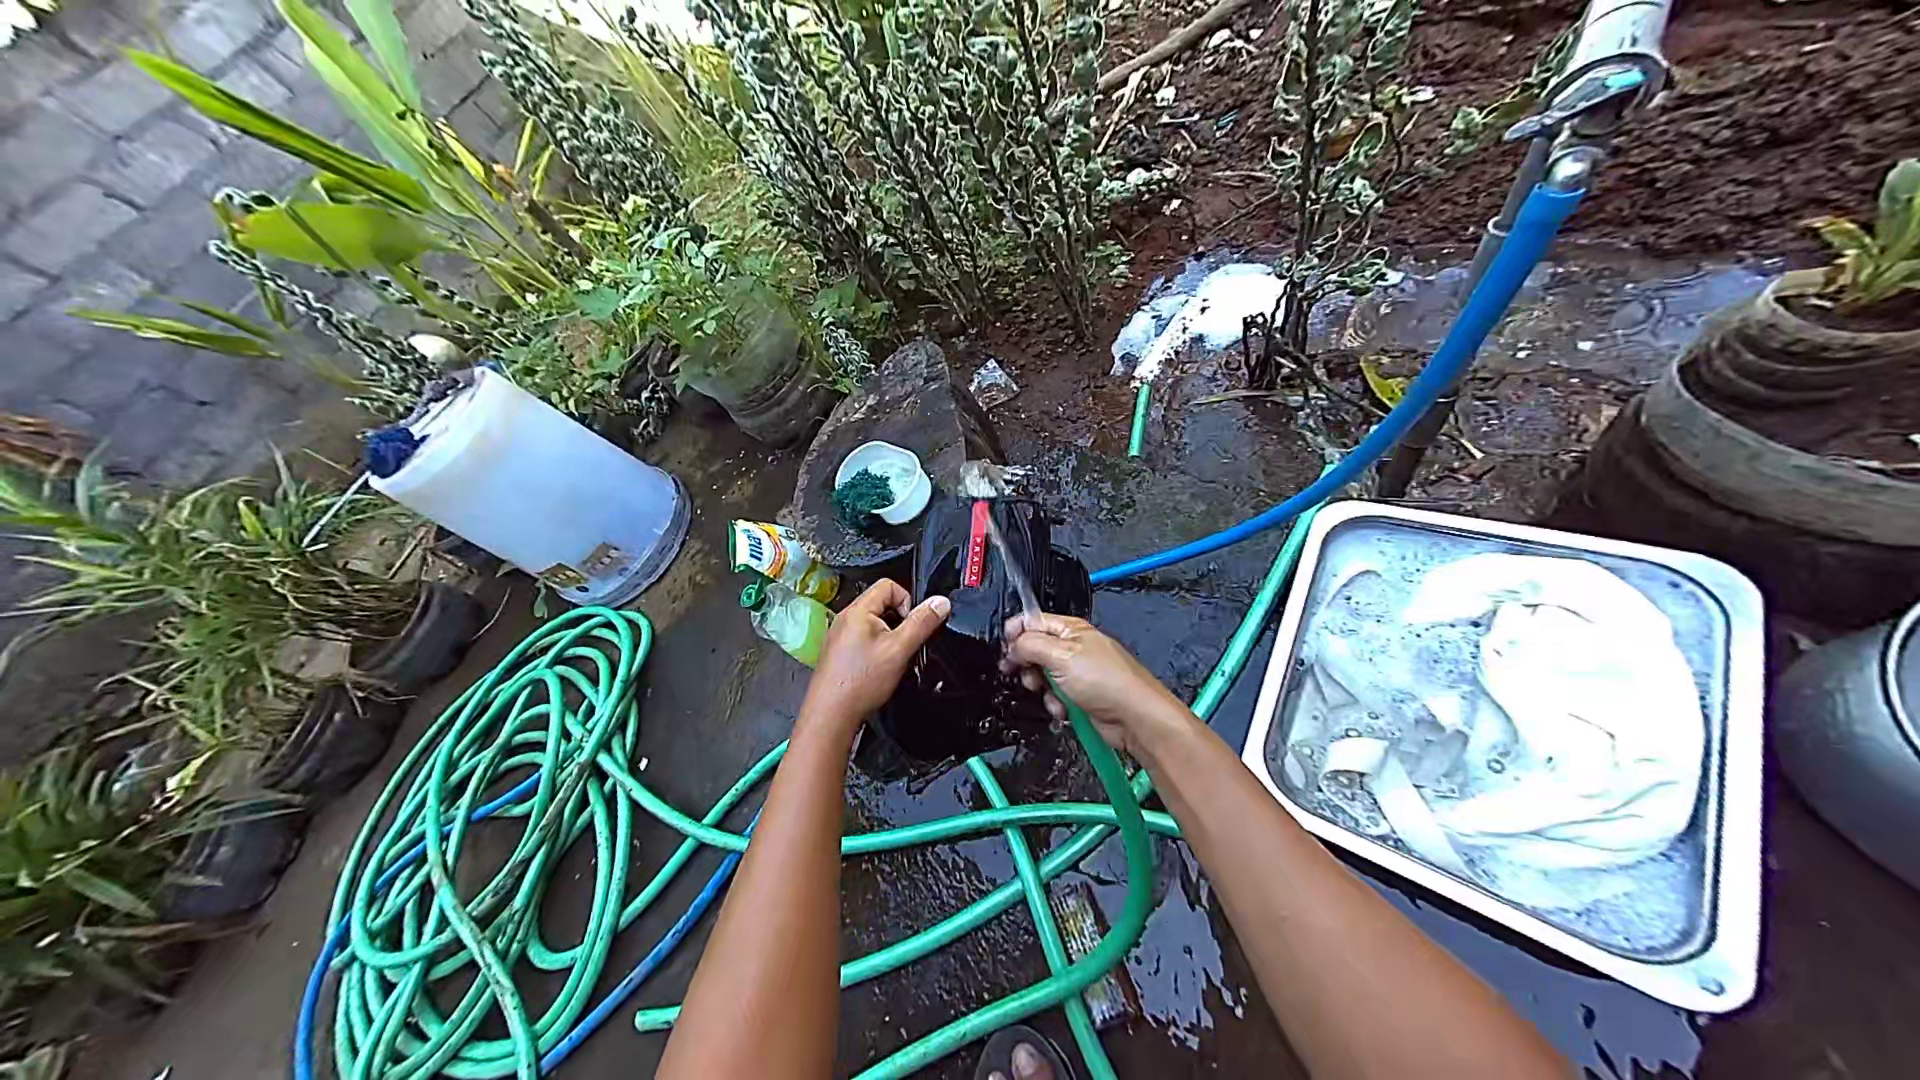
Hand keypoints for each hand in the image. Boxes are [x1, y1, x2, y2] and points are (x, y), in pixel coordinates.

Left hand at [799, 579, 949, 734]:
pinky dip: (877, 650)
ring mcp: (840, 636)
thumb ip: (922, 623)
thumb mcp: (900, 649)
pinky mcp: (840, 652)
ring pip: (875, 624)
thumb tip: (940, 602)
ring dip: (889, 638)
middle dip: (899, 622)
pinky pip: (865, 639)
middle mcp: (846, 619)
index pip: (889, 585)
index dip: (907, 602)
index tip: (910, 625)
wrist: (832, 715)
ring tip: (890, 660)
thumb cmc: (859, 682)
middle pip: (882, 604)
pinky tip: (877, 670)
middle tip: (902, 645)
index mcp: (858, 610)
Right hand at [1001, 612, 1189, 755]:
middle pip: (1033, 650)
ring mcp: (1077, 672)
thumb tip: (1013, 644)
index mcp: (1070, 629)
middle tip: (1030, 676)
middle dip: (1027, 666)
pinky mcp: (1079, 695)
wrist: (1135, 718)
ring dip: (1042, 690)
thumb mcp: (1061, 656)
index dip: (1015, 635)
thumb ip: (1030, 644)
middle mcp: (1073, 648)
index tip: (1008, 651)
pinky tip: (1065, 709)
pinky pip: (1054, 696)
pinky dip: (1055, 704)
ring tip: (1054, 695)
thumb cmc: (1110, 682)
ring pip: (1041, 677)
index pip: (1031, 621)